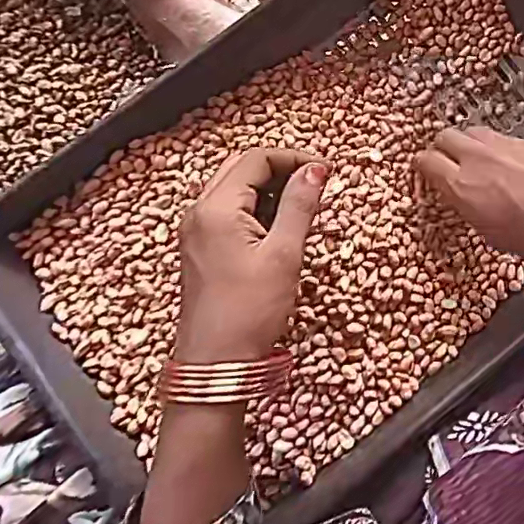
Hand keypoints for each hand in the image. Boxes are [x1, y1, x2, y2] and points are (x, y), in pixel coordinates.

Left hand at [176, 148, 328, 363]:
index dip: (294, 158)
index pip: (256, 158)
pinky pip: (230, 213)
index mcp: (216, 208)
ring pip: (236, 190)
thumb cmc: (250, 311)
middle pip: (243, 169)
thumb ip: (300, 205)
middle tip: (317, 186)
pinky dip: (258, 210)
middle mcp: (199, 212)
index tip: (326, 171)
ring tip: (305, 208)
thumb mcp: (284, 254)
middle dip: (282, 170)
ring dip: (272, 190)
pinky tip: (282, 229)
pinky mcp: (201, 249)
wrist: (214, 366)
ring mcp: (196, 231)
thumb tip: (317, 169)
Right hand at [414, 127, 523, 269]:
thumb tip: (465, 198)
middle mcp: (477, 158)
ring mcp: (502, 144)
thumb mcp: (494, 235)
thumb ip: (471, 209)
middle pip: (444, 137)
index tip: (425, 171)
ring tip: (475, 161)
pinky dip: (492, 146)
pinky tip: (504, 163)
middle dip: (442, 149)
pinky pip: (497, 137)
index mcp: (461, 185)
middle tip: (447, 163)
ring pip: (471, 132)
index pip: (426, 161)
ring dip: (467, 144)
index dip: (423, 166)